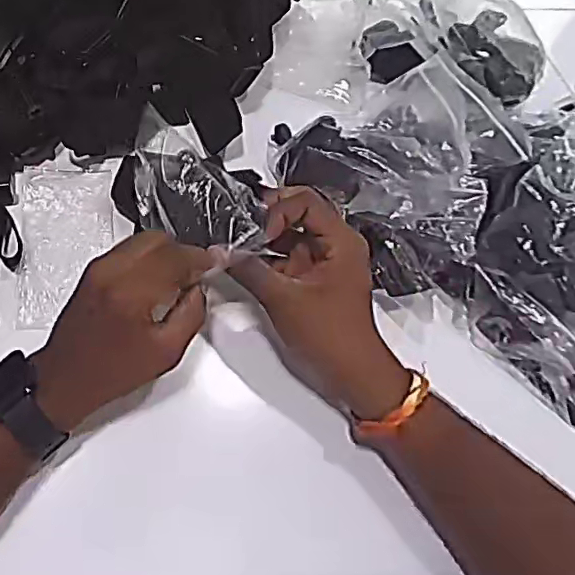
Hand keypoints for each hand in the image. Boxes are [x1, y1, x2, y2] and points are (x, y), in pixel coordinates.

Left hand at [30, 231, 214, 432]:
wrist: (67, 377)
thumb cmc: (108, 371)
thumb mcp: (166, 352)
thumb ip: (191, 313)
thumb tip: (200, 288)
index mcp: (130, 291)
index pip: (174, 256)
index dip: (201, 258)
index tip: (213, 263)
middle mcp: (110, 272)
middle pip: (158, 240)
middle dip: (182, 254)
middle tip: (195, 275)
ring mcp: (98, 268)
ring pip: (142, 241)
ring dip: (164, 254)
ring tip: (175, 282)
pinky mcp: (92, 270)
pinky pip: (127, 250)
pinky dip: (146, 258)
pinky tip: (153, 283)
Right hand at [223, 187, 409, 419]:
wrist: (352, 374)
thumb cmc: (336, 339)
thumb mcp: (284, 299)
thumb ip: (249, 269)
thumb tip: (222, 251)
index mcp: (342, 242)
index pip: (306, 201)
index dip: (277, 211)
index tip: (260, 231)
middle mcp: (335, 245)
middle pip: (298, 210)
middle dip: (267, 216)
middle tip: (244, 225)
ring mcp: (322, 259)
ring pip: (289, 230)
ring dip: (263, 234)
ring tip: (241, 243)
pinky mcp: (310, 274)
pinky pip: (284, 250)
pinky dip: (265, 252)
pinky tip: (247, 260)